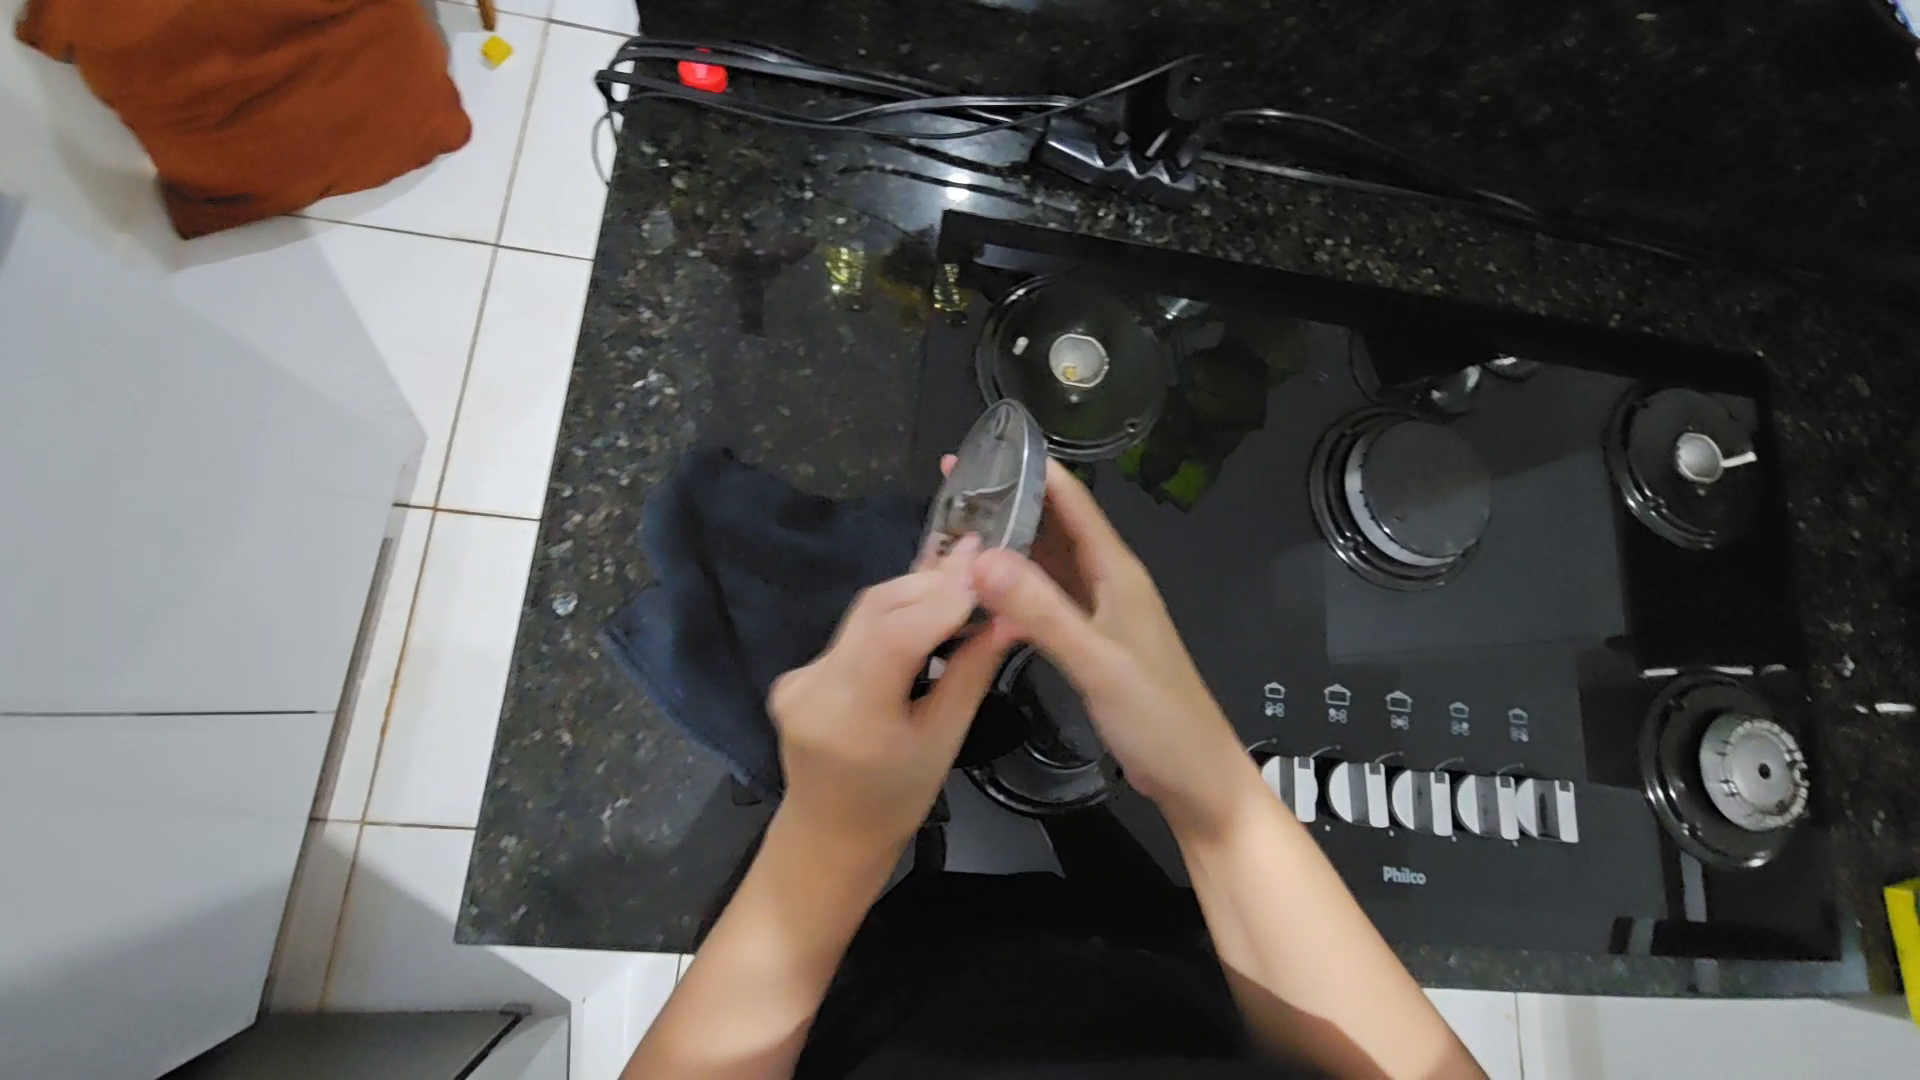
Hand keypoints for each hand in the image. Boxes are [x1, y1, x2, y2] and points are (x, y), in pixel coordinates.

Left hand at [768, 534, 1014, 857]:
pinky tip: (924, 606)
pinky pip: (853, 630)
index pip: (896, 637)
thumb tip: (1010, 618)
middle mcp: (815, 690)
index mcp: (853, 720)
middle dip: (931, 582)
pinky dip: (892, 613)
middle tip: (979, 560)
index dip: (940, 597)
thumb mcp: (945, 740)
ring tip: (961, 578)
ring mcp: (799, 679)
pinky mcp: (797, 673)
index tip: (984, 569)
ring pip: (863, 613)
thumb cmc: (897, 800)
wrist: (830, 834)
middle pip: (875, 611)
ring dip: (914, 592)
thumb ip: (972, 672)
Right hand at [971, 461, 1259, 835]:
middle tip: (953, 494)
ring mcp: (1098, 612)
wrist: (1195, 777)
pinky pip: (1045, 603)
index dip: (1032, 471)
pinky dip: (1015, 594)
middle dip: (1008, 506)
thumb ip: (1042, 612)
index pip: (1072, 503)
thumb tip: (982, 558)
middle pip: (1053, 528)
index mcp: (1116, 571)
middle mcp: (1106, 581)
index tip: (983, 452)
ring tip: (958, 537)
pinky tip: (984, 598)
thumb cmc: (1158, 716)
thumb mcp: (1097, 661)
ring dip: (1008, 548)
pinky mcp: (1089, 641)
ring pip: (1046, 566)